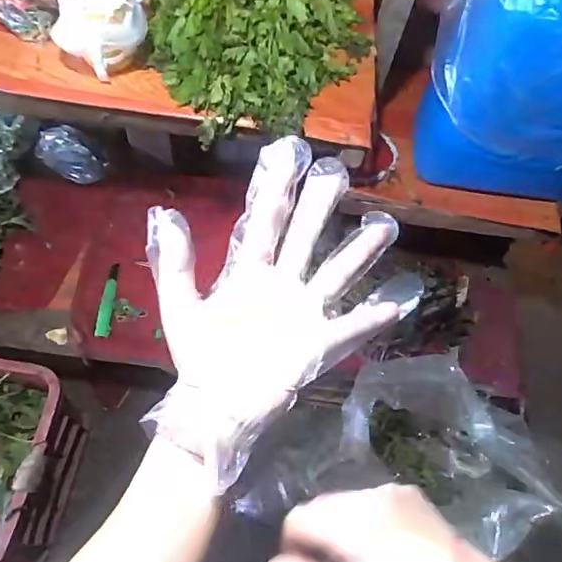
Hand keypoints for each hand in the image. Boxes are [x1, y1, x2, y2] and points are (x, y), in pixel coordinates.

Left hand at [144, 137, 420, 486]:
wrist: (215, 405)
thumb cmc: (200, 357)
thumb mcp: (181, 306)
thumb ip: (175, 263)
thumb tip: (165, 214)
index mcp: (250, 273)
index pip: (267, 223)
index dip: (277, 190)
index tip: (289, 156)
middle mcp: (283, 286)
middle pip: (305, 239)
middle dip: (321, 207)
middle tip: (338, 174)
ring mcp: (304, 314)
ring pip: (336, 275)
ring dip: (359, 252)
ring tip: (384, 227)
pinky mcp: (318, 345)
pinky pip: (349, 329)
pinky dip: (371, 318)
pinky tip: (396, 302)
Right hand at [262, 484, 520, 561]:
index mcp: (350, 519)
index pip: (295, 519)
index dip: (291, 549)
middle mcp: (368, 494)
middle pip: (318, 506)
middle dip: (315, 536)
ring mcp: (394, 491)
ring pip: (344, 503)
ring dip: (339, 527)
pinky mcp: (413, 497)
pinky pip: (370, 502)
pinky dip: (364, 521)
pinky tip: (382, 551)